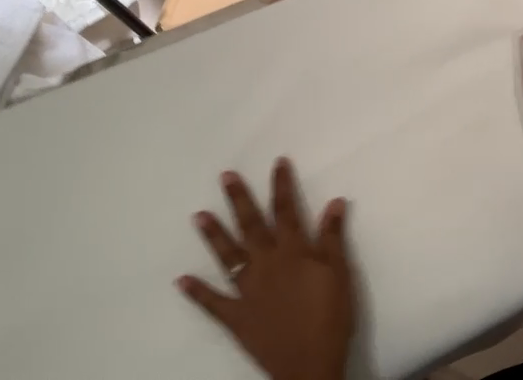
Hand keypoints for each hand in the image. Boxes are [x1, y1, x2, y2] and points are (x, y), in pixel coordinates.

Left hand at [178, 159, 355, 379]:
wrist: (310, 367)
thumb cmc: (331, 317)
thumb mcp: (341, 274)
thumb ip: (333, 238)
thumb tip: (334, 201)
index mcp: (293, 252)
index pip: (286, 211)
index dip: (281, 186)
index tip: (277, 163)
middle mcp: (266, 265)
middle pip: (251, 226)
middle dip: (240, 200)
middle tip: (225, 177)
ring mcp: (248, 291)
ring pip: (228, 256)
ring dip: (214, 235)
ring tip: (199, 215)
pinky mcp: (237, 318)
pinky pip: (213, 303)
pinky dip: (197, 292)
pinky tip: (181, 280)